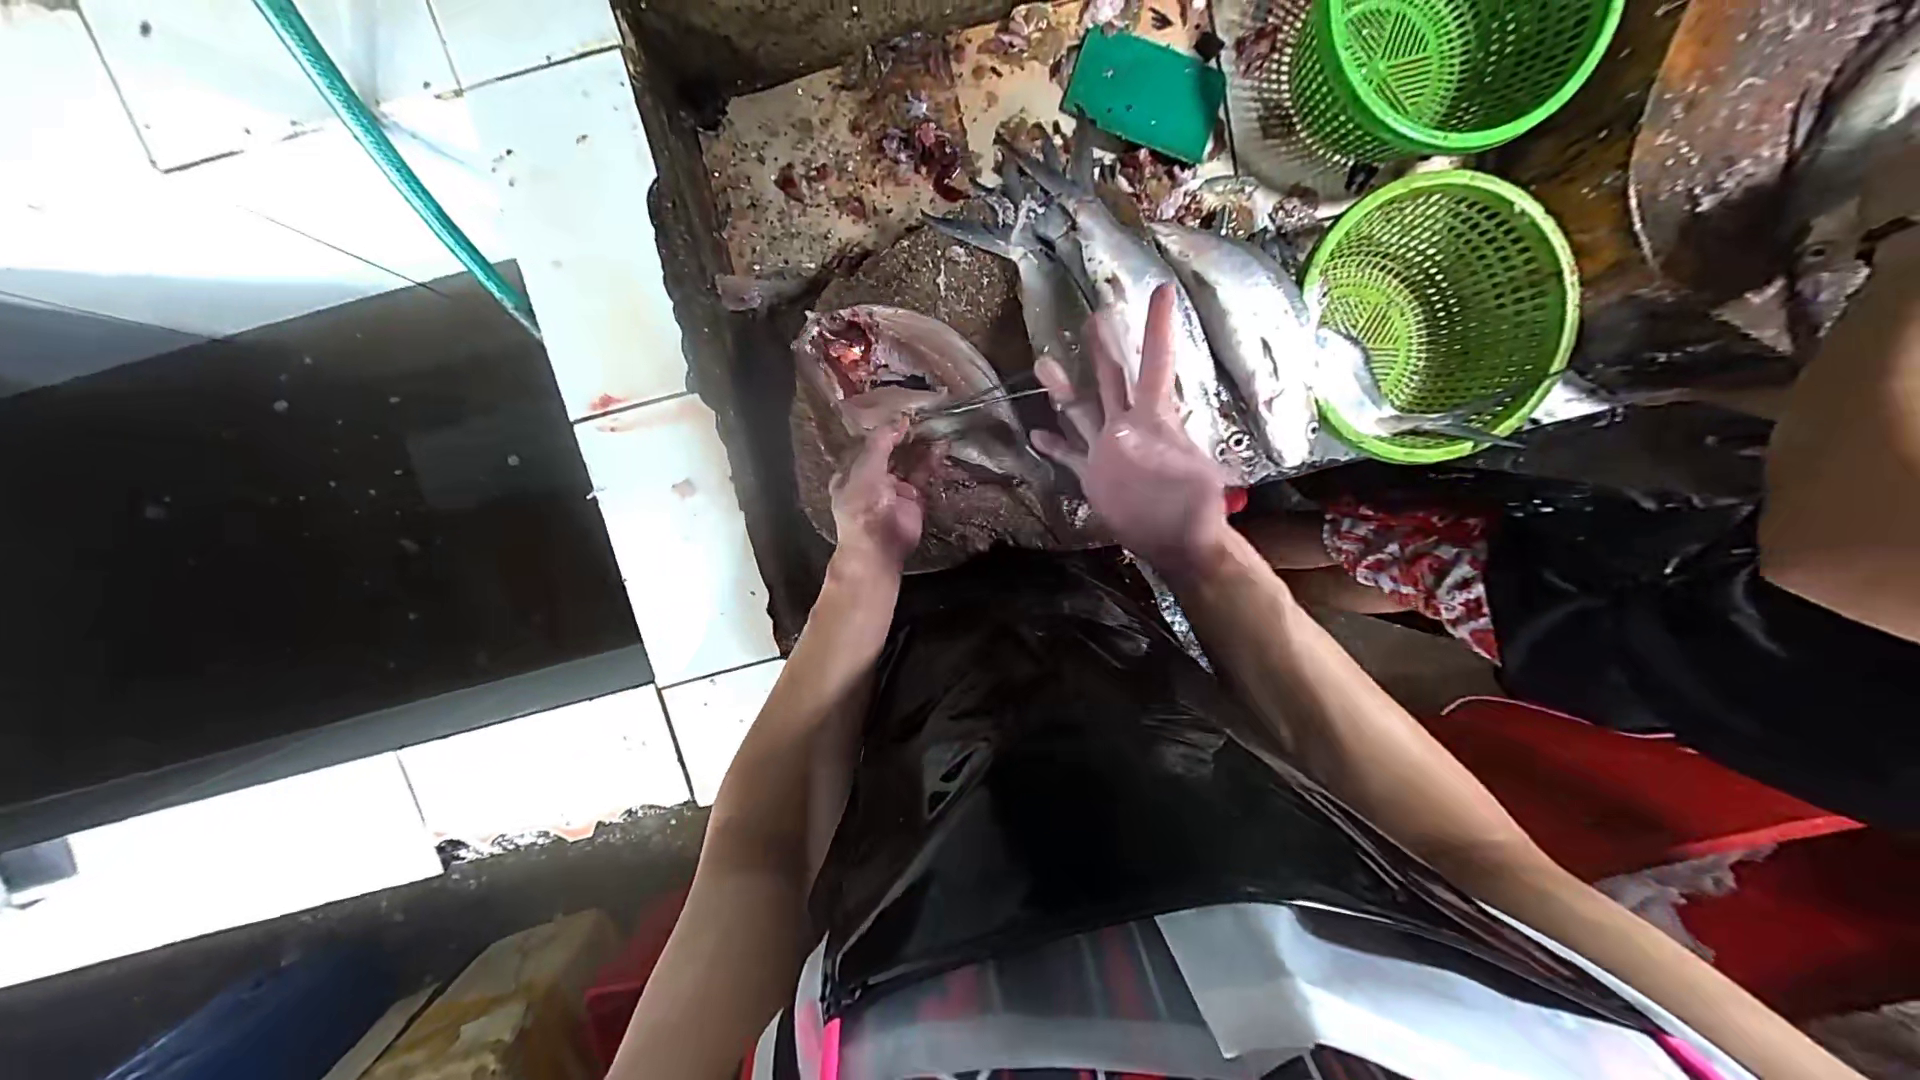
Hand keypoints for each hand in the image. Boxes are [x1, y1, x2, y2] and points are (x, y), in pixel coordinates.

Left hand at [830, 419, 924, 576]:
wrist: (878, 548)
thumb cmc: (863, 507)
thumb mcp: (866, 470)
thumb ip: (880, 444)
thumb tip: (898, 421)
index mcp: (853, 471)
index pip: (868, 443)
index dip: (884, 429)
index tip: (902, 414)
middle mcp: (873, 477)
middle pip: (891, 451)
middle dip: (906, 436)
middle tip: (923, 418)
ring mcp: (894, 488)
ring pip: (909, 461)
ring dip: (921, 447)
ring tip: (936, 428)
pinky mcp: (913, 499)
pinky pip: (922, 476)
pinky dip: (931, 462)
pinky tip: (940, 448)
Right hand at [1032, 283, 1231, 578]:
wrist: (1175, 542)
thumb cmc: (1194, 511)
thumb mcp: (1197, 484)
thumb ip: (1173, 460)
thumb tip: (1126, 436)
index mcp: (1154, 421)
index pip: (1155, 365)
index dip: (1158, 329)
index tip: (1162, 292)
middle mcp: (1126, 427)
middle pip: (1112, 379)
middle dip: (1103, 348)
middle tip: (1094, 316)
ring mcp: (1107, 450)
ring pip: (1082, 411)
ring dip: (1065, 389)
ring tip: (1045, 362)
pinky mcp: (1092, 474)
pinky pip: (1068, 455)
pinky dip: (1053, 444)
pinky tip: (1036, 433)